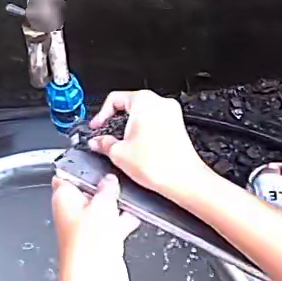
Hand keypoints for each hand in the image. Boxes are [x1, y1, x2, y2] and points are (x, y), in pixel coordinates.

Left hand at [51, 171, 138, 280]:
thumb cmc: (86, 249)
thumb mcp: (101, 206)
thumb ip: (107, 189)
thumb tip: (109, 180)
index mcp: (63, 199)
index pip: (66, 174)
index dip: (79, 165)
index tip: (94, 158)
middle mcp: (73, 214)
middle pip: (88, 190)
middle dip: (103, 184)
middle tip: (117, 176)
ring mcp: (88, 229)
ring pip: (102, 208)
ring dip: (116, 202)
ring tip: (131, 193)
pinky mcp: (102, 243)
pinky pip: (113, 225)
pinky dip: (124, 220)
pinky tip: (136, 215)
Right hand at [87, 90, 220, 202]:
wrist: (185, 181)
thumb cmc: (159, 166)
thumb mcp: (118, 153)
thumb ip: (102, 143)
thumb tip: (97, 142)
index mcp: (144, 101)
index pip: (114, 99)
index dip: (101, 114)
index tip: (97, 126)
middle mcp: (160, 103)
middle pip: (129, 104)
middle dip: (115, 120)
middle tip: (107, 134)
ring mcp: (172, 114)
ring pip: (143, 113)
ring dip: (130, 126)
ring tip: (123, 144)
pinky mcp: (177, 126)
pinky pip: (155, 122)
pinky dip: (144, 131)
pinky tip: (139, 149)